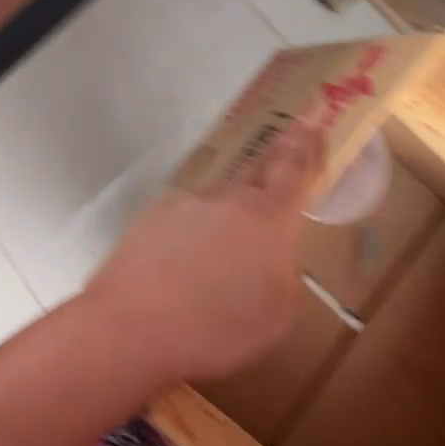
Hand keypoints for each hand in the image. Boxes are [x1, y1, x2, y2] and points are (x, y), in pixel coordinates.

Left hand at [79, 122, 325, 384]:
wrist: (134, 324)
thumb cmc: (218, 327)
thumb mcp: (278, 313)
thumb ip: (283, 274)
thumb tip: (270, 259)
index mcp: (267, 218)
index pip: (292, 169)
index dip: (305, 143)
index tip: (310, 118)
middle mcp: (227, 200)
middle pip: (254, 178)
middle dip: (269, 174)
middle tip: (278, 178)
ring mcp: (186, 205)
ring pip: (218, 207)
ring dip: (225, 226)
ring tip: (219, 271)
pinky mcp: (153, 218)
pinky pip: (186, 224)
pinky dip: (192, 243)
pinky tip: (184, 277)